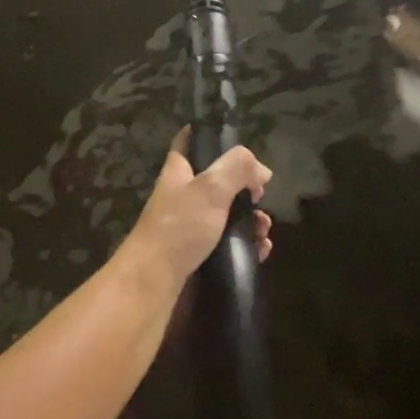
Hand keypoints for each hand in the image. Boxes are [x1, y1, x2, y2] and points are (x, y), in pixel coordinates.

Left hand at [122, 127, 273, 286]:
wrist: (154, 285)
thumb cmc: (179, 227)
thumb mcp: (210, 187)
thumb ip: (237, 169)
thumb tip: (262, 170)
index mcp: (178, 171)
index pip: (188, 141)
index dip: (207, 133)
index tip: (233, 135)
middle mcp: (183, 196)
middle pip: (218, 181)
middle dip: (244, 187)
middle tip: (260, 195)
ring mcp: (190, 227)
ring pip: (227, 215)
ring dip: (250, 219)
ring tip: (264, 230)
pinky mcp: (199, 256)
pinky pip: (229, 245)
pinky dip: (247, 245)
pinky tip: (261, 250)